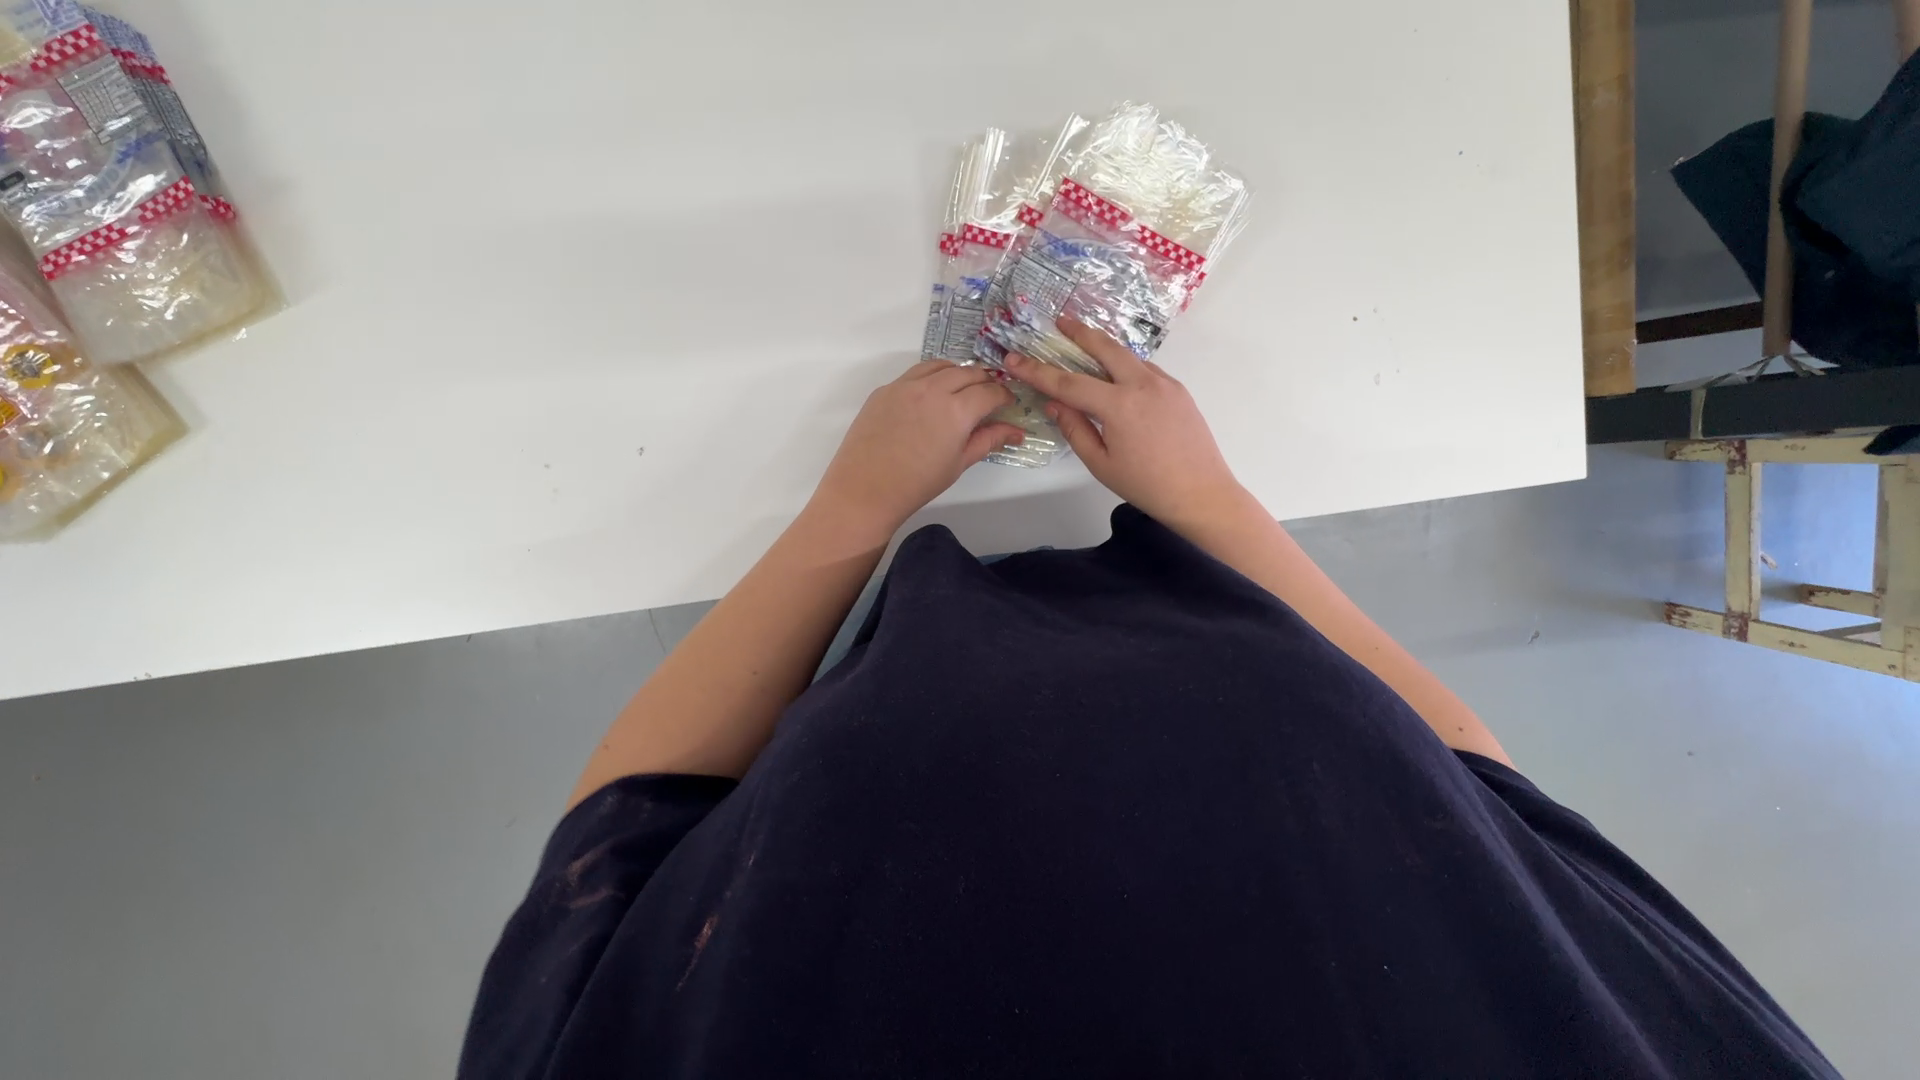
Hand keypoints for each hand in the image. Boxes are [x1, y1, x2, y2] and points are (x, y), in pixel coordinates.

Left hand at [809, 361, 1023, 539]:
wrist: (866, 489)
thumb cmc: (917, 484)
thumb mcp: (958, 463)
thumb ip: (988, 440)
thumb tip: (1016, 432)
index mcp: (957, 410)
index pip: (990, 391)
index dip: (1004, 396)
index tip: (1008, 403)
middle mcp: (933, 389)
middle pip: (968, 372)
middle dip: (984, 382)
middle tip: (988, 397)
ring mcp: (906, 385)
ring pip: (940, 366)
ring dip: (957, 372)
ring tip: (961, 389)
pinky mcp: (885, 389)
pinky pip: (915, 373)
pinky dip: (931, 377)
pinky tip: (930, 395)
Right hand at [1003, 319, 1254, 529]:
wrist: (1201, 493)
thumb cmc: (1147, 485)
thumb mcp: (1101, 463)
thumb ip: (1075, 429)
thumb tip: (1054, 404)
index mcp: (1119, 406)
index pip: (1068, 382)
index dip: (1038, 371)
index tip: (1015, 359)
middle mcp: (1143, 385)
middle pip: (1105, 348)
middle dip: (1080, 333)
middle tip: (1060, 321)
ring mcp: (1165, 384)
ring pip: (1128, 356)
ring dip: (1105, 347)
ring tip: (1085, 343)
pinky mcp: (1179, 390)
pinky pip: (1146, 370)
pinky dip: (1126, 366)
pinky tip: (1117, 375)